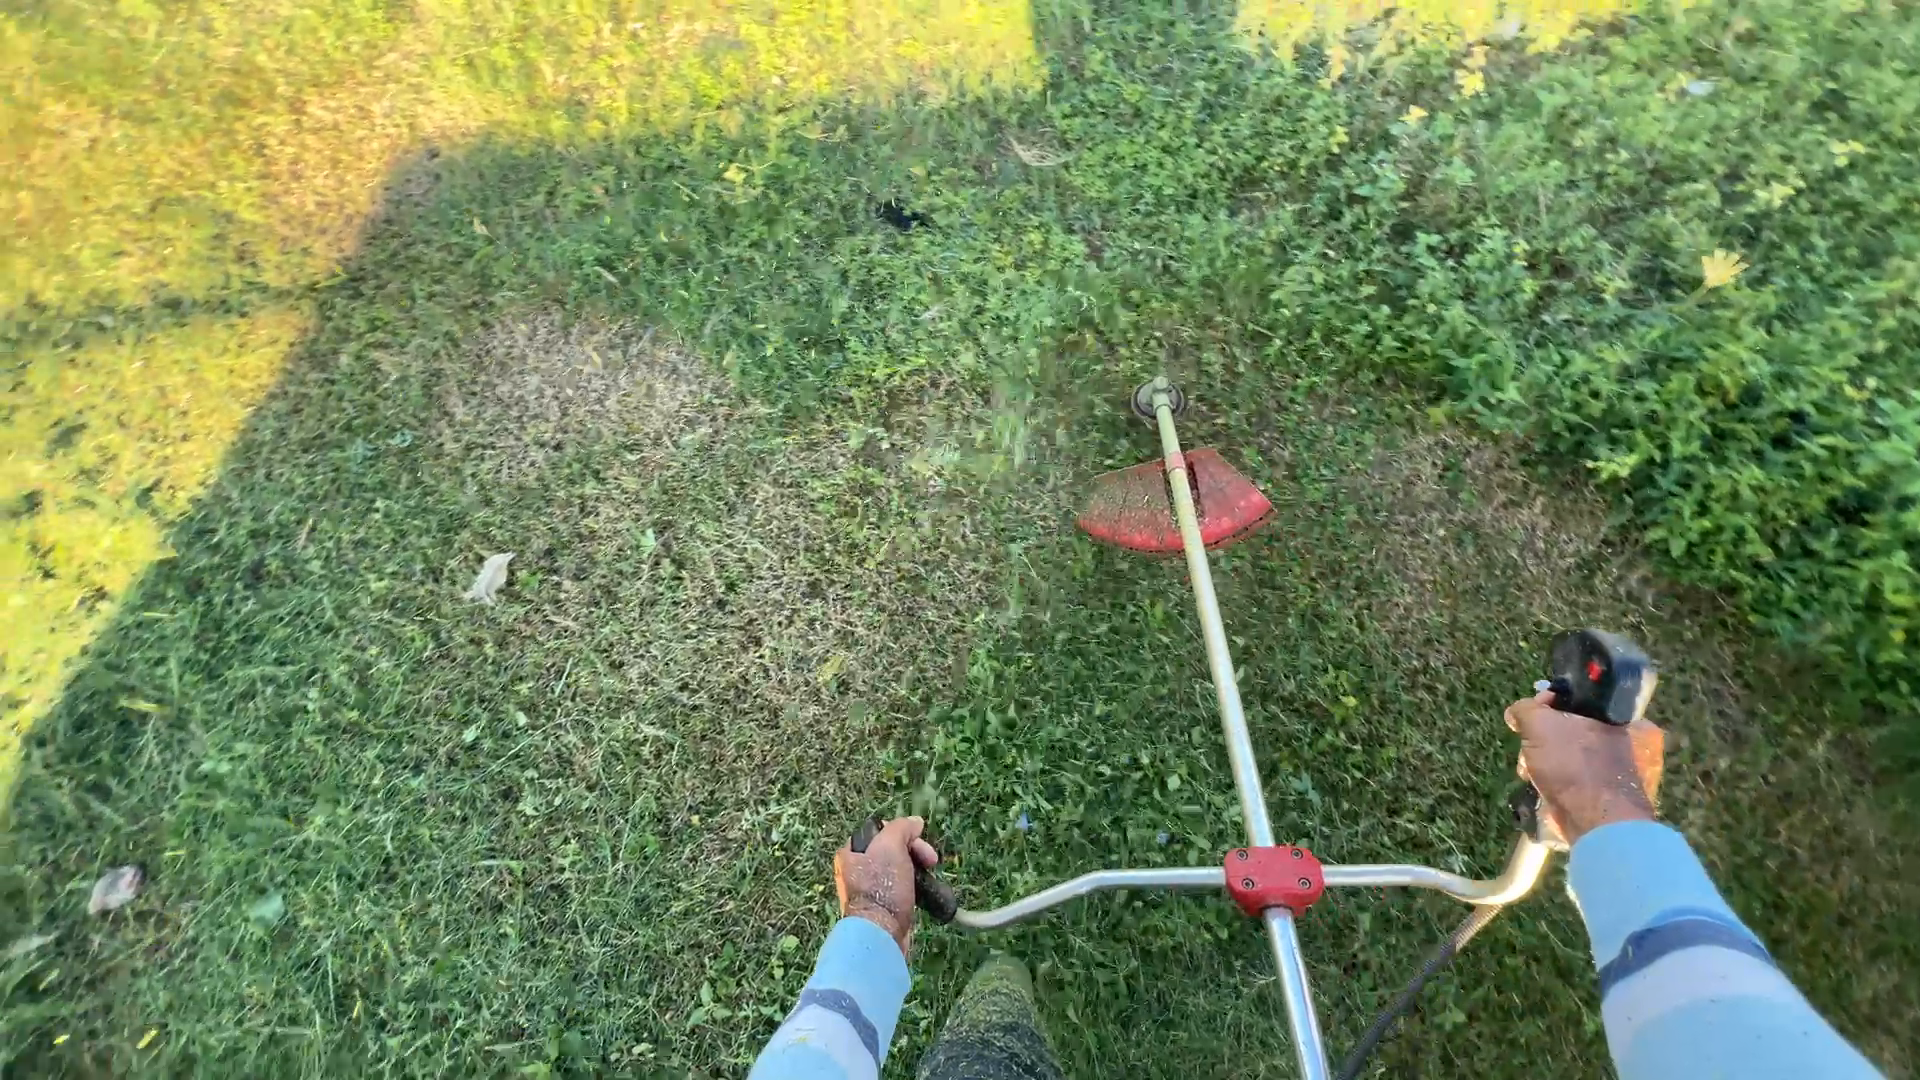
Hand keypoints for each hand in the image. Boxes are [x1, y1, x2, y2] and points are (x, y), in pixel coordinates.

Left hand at [833, 816, 939, 956]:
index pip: (882, 829)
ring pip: (899, 866)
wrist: (881, 935)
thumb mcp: (891, 845)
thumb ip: (902, 827)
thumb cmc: (882, 887)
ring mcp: (869, 887)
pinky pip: (900, 885)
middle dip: (915, 850)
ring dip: (917, 867)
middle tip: (930, 860)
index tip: (917, 842)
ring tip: (929, 876)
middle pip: (893, 847)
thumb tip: (915, 822)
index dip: (903, 832)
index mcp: (852, 850)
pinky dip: (913, 884)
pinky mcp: (882, 905)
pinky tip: (922, 890)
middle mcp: (857, 867)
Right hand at [1505, 690, 1665, 843]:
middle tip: (1529, 746)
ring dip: (1538, 758)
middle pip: (1559, 726)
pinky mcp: (1597, 786)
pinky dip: (1548, 775)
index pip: (1568, 698)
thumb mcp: (1539, 723)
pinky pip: (1563, 771)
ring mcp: (1606, 764)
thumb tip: (1516, 713)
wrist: (1595, 818)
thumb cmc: (1570, 764)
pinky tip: (1539, 782)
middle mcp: (1611, 738)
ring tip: (1531, 769)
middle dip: (1536, 737)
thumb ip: (1524, 708)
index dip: (1542, 703)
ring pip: (1558, 750)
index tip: (1528, 716)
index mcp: (1607, 718)